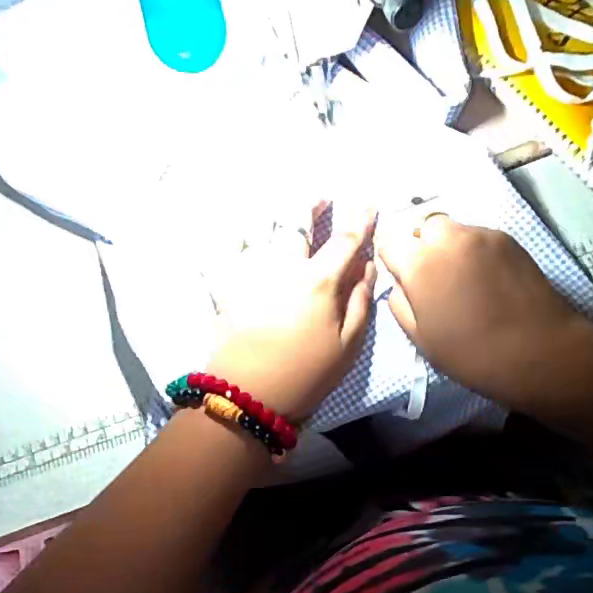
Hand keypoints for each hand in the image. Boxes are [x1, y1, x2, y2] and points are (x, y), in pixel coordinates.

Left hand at [206, 204, 377, 422]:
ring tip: (280, 209)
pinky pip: (224, 250)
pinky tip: (236, 232)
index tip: (368, 206)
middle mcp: (284, 266)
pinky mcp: (225, 286)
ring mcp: (251, 272)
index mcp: (319, 281)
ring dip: (274, 213)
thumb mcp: (348, 345)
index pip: (345, 241)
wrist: (247, 394)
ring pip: (260, 227)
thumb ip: (361, 302)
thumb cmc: (306, 374)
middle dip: (311, 206)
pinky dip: (230, 235)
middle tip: (321, 198)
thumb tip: (367, 266)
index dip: (360, 221)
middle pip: (296, 222)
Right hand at [376, 214, 592, 405]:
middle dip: (422, 247)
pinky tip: (487, 278)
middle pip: (422, 228)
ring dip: (449, 247)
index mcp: (419, 265)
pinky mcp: (508, 238)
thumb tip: (399, 284)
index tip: (402, 277)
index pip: (389, 243)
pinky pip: (478, 237)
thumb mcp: (422, 339)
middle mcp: (447, 239)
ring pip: (453, 229)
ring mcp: (481, 235)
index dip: (393, 259)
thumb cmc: (472, 354)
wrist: (538, 351)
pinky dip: (475, 251)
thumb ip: (401, 304)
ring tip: (463, 279)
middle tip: (434, 278)